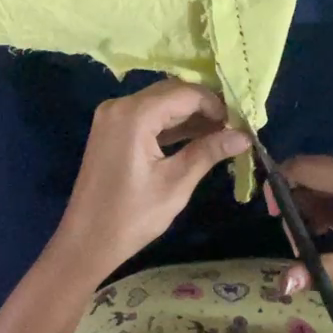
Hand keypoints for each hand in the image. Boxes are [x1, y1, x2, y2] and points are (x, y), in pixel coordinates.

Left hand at [51, 81, 250, 275]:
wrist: (87, 241)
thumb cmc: (132, 216)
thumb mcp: (175, 183)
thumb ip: (208, 152)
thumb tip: (245, 136)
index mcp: (134, 114)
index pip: (185, 93)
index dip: (216, 104)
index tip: (240, 123)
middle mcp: (119, 105)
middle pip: (171, 92)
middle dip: (204, 107)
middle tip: (234, 128)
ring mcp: (112, 116)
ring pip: (159, 104)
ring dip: (188, 116)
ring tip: (221, 135)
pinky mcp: (110, 129)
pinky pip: (146, 117)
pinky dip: (170, 125)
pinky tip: (196, 138)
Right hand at [273, 155, 332, 327]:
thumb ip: (318, 272)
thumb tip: (280, 284)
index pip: (307, 167)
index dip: (279, 185)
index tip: (270, 215)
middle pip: (315, 174)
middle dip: (297, 204)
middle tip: (296, 243)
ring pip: (327, 182)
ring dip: (312, 210)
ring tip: (314, 245)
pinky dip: (330, 210)